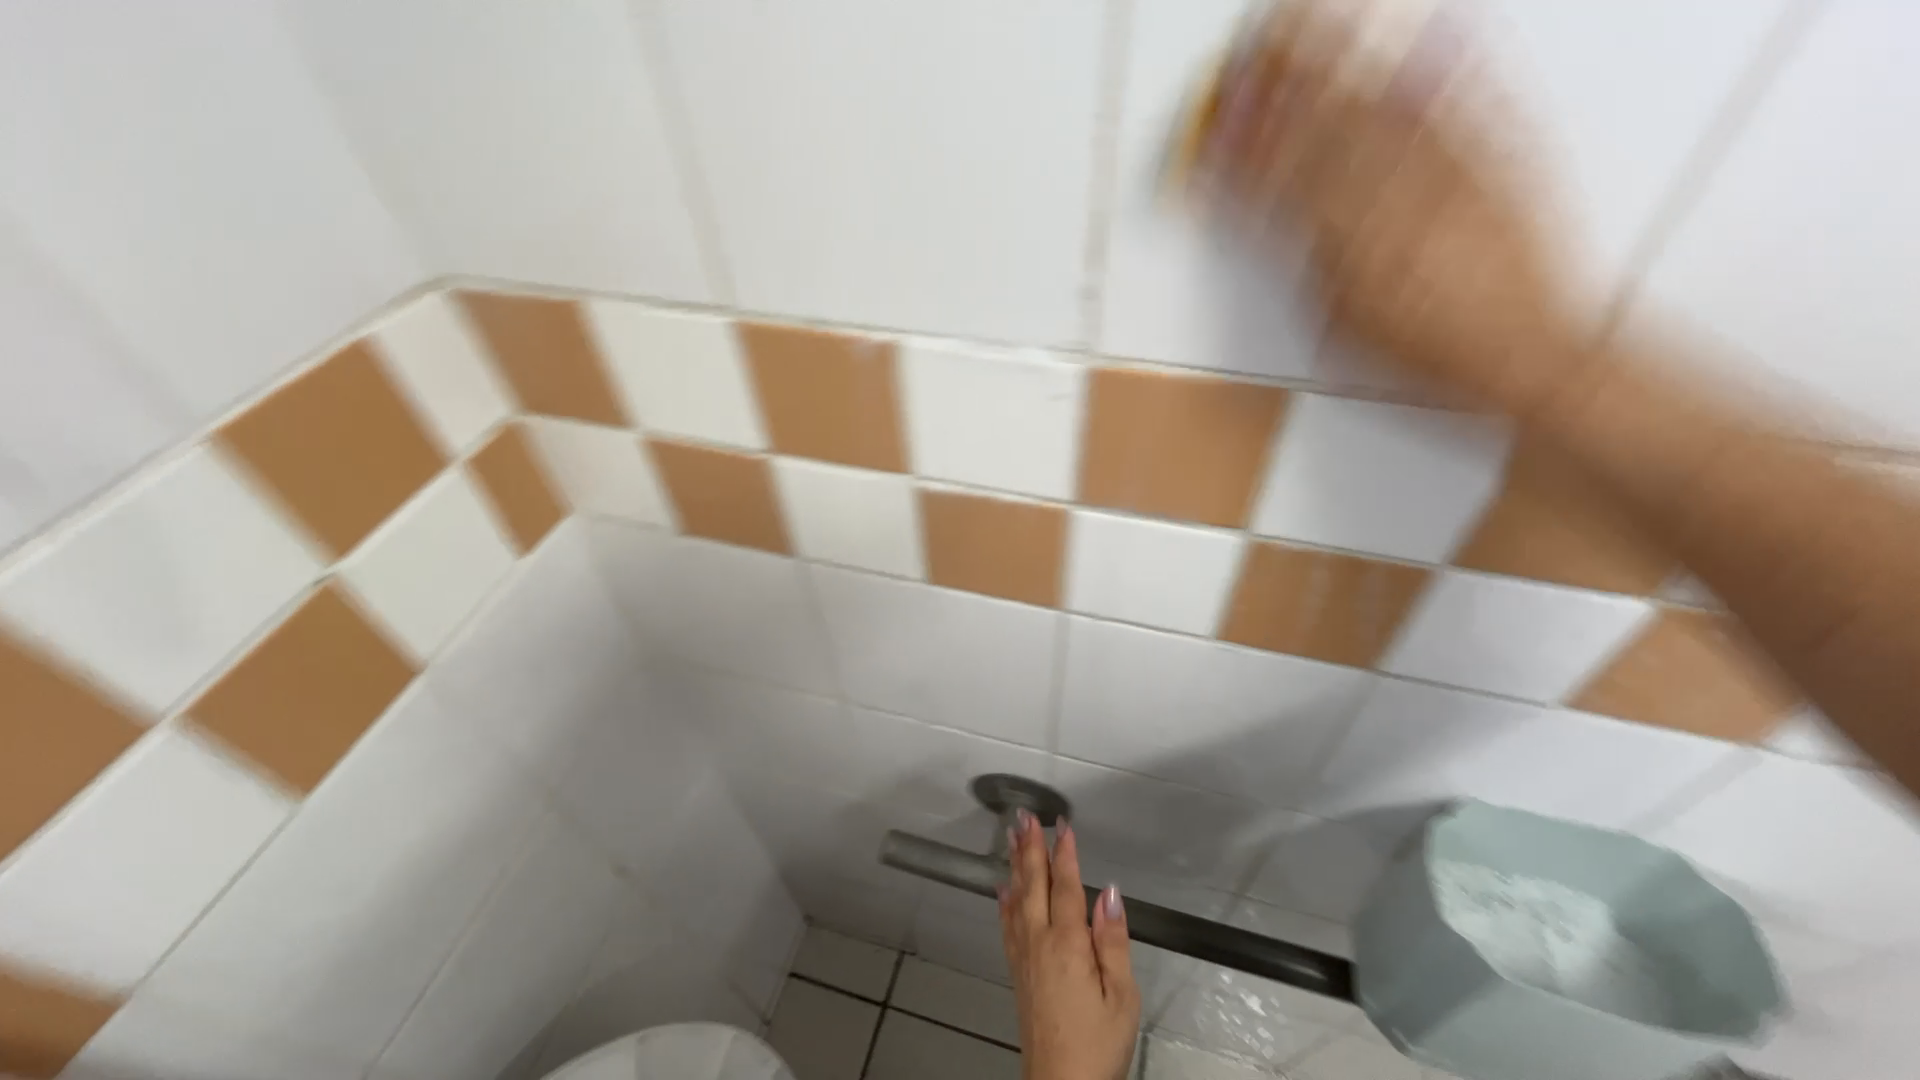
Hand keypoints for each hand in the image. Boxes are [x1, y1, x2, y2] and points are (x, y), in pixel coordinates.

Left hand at [1000, 811, 1139, 1079]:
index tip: (1063, 824)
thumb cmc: (1099, 1042)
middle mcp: (1039, 941)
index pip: (1066, 886)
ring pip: (1017, 898)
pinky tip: (1004, 888)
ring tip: (1012, 837)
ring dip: (1016, 864)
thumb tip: (1109, 892)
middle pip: (1034, 884)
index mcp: (1068, 943)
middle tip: (1025, 816)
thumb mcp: (1122, 995)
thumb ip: (1113, 941)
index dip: (1065, 853)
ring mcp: (1023, 955)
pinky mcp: (1017, 971)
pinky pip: (1007, 924)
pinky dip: (1006, 900)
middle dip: (1030, 848)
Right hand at [1194, 3, 1583, 414]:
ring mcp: (1451, 169)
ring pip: (1382, 102)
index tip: (1213, 128)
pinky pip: (1465, 100)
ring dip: (1339, 58)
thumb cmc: (1436, 356)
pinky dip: (1435, 63)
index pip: (1278, 179)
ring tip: (1310, 21)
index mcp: (1348, 238)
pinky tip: (1420, 32)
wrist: (1529, 356)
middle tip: (1250, 50)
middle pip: (1323, 126)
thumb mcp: (1344, 324)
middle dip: (1279, 85)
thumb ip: (1314, 265)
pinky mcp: (1499, 161)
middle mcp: (1397, 192)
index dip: (1240, 150)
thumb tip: (1292, 227)